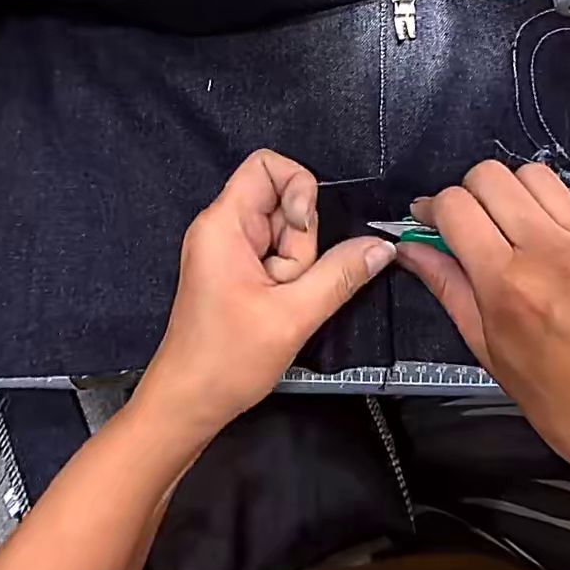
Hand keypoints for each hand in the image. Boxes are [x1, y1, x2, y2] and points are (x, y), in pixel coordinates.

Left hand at [137, 149, 394, 440]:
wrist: (187, 405)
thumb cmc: (227, 361)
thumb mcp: (293, 316)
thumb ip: (341, 274)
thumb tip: (382, 246)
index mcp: (224, 223)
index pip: (266, 164)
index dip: (297, 186)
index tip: (302, 229)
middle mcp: (223, 225)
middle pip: (283, 197)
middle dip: (301, 239)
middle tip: (289, 281)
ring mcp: (230, 246)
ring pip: (286, 227)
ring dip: (297, 261)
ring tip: (280, 297)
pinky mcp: (239, 265)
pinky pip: (278, 248)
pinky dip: (291, 271)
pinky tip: (279, 300)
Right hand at [398, 161, 569, 482]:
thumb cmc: (561, 399)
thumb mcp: (487, 348)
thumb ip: (447, 286)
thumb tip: (412, 250)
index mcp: (506, 283)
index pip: (454, 206)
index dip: (433, 207)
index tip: (433, 219)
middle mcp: (548, 251)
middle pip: (490, 175)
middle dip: (469, 192)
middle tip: (473, 221)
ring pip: (536, 173)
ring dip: (516, 192)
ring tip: (519, 223)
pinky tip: (566, 224)